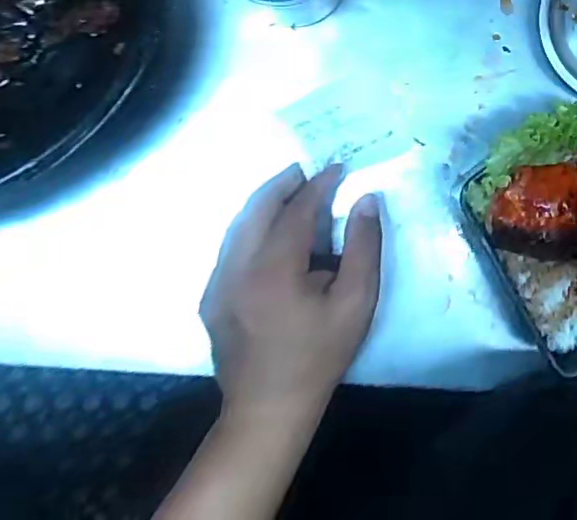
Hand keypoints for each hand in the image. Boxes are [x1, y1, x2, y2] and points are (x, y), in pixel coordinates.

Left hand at [200, 164, 381, 428]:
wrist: (269, 408)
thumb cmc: (320, 352)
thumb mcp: (357, 299)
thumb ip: (363, 245)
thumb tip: (366, 200)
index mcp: (273, 270)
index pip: (297, 210)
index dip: (320, 184)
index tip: (339, 168)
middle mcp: (236, 270)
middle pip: (257, 209)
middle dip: (285, 183)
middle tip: (311, 170)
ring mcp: (217, 285)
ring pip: (238, 226)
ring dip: (266, 202)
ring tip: (294, 190)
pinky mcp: (210, 298)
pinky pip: (230, 247)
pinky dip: (252, 225)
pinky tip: (273, 229)